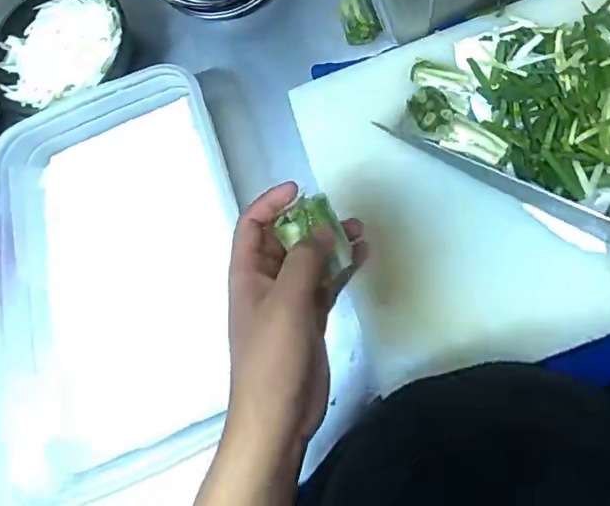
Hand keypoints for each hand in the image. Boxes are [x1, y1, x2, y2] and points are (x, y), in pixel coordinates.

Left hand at [224, 182, 367, 451]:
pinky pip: (325, 283)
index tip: (298, 191)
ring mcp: (288, 300)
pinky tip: (362, 256)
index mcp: (247, 272)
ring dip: (331, 243)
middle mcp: (266, 280)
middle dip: (310, 222)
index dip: (271, 203)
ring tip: (360, 230)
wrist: (277, 419)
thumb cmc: (272, 357)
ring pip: (310, 260)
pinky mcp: (309, 319)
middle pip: (285, 239)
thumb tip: (322, 230)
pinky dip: (341, 268)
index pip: (252, 224)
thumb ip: (305, 261)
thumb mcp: (286, 302)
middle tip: (339, 212)